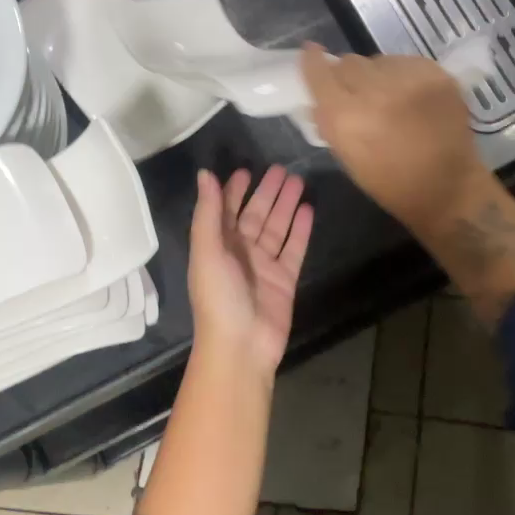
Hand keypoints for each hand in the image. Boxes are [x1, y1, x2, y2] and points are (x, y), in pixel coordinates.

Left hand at [188, 166, 313, 374]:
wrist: (241, 345)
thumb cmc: (218, 298)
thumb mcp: (207, 252)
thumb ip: (208, 213)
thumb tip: (206, 174)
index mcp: (216, 246)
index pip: (226, 211)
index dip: (234, 191)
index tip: (247, 170)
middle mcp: (239, 253)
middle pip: (255, 215)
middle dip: (267, 193)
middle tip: (283, 169)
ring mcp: (264, 266)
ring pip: (276, 228)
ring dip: (286, 206)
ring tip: (300, 182)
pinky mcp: (285, 280)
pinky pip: (293, 249)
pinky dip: (300, 230)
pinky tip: (309, 210)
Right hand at [302, 44, 514, 325]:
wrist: (447, 188)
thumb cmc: (391, 183)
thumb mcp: (348, 158)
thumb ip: (329, 123)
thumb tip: (317, 99)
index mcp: (345, 116)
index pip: (320, 72)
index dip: (313, 62)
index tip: (312, 54)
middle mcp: (374, 90)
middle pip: (349, 63)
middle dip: (348, 77)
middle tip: (359, 95)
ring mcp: (408, 78)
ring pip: (379, 61)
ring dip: (378, 76)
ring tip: (391, 100)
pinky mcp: (435, 73)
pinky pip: (407, 63)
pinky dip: (404, 77)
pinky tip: (413, 100)